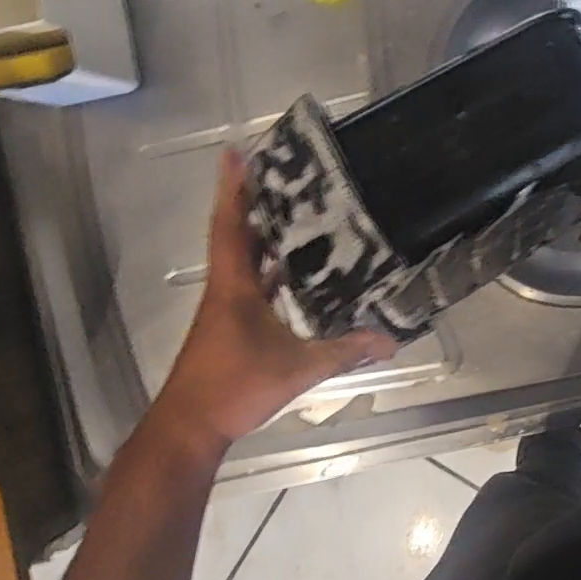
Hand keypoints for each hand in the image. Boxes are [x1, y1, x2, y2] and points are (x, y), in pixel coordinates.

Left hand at [148, 150, 394, 455]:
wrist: (189, 427)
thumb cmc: (234, 387)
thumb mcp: (298, 368)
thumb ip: (345, 351)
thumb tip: (391, 340)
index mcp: (233, 287)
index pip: (231, 226)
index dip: (234, 188)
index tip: (236, 152)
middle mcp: (225, 289)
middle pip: (235, 234)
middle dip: (253, 201)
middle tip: (282, 173)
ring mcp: (225, 307)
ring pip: (242, 259)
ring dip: (261, 234)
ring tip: (294, 211)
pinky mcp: (230, 324)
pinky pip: (250, 282)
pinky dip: (268, 269)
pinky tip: (293, 272)